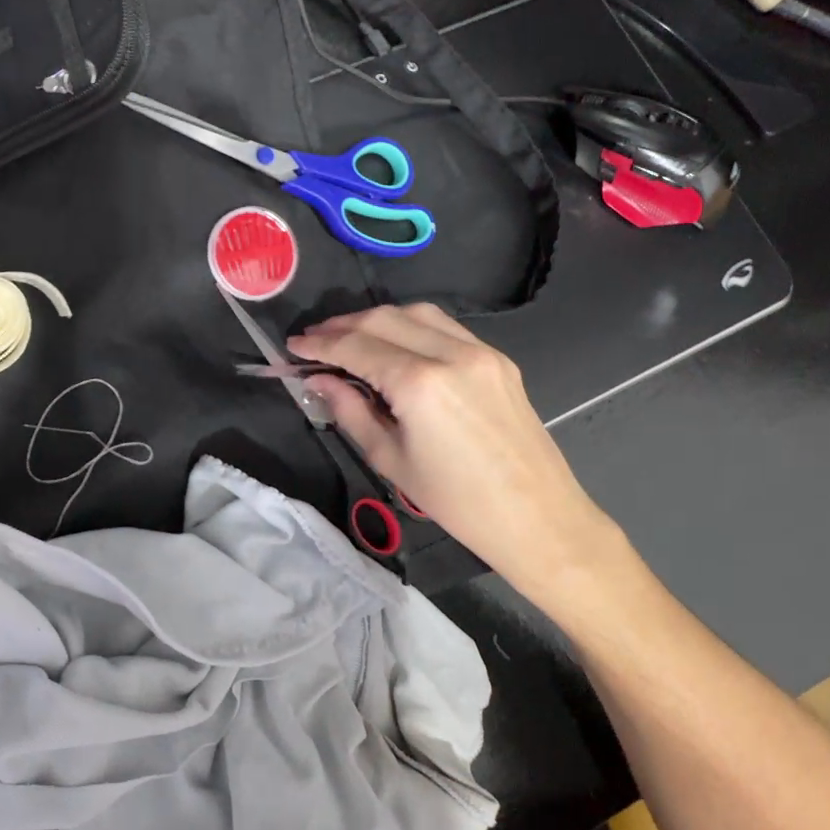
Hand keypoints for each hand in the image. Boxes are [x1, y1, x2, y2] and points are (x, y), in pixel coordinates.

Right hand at [287, 304, 622, 596]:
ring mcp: (480, 353)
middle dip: (342, 325)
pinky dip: (409, 326)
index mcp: (420, 384)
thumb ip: (349, 410)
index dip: (319, 343)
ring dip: (376, 319)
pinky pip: (444, 327)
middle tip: (314, 340)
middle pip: (383, 318)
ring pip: (415, 313)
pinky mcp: (497, 360)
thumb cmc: (456, 500)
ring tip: (348, 337)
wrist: (537, 516)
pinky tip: (393, 344)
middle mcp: (451, 355)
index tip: (292, 346)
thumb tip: (319, 379)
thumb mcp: (389, 458)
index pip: (356, 346)